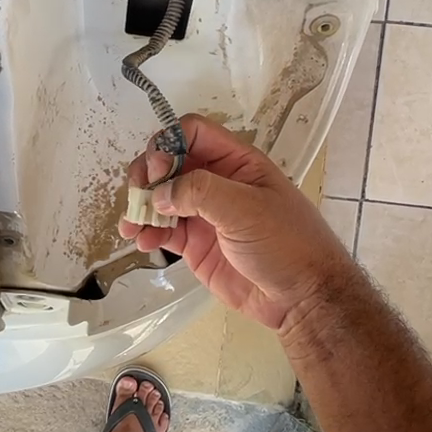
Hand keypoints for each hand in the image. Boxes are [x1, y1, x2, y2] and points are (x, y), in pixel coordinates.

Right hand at [118, 115, 362, 336]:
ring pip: (160, 198)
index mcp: (236, 163)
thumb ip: (201, 192)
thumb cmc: (287, 244)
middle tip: (137, 196)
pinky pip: (162, 230)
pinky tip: (141, 242)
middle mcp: (216, 182)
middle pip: (168, 163)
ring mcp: (203, 214)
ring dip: (140, 207)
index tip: (158, 170)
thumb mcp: (247, 209)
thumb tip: (160, 192)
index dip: (168, 144)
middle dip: (147, 175)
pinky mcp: (194, 244)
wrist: (301, 297)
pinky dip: (146, 233)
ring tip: (131, 225)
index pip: (192, 133)